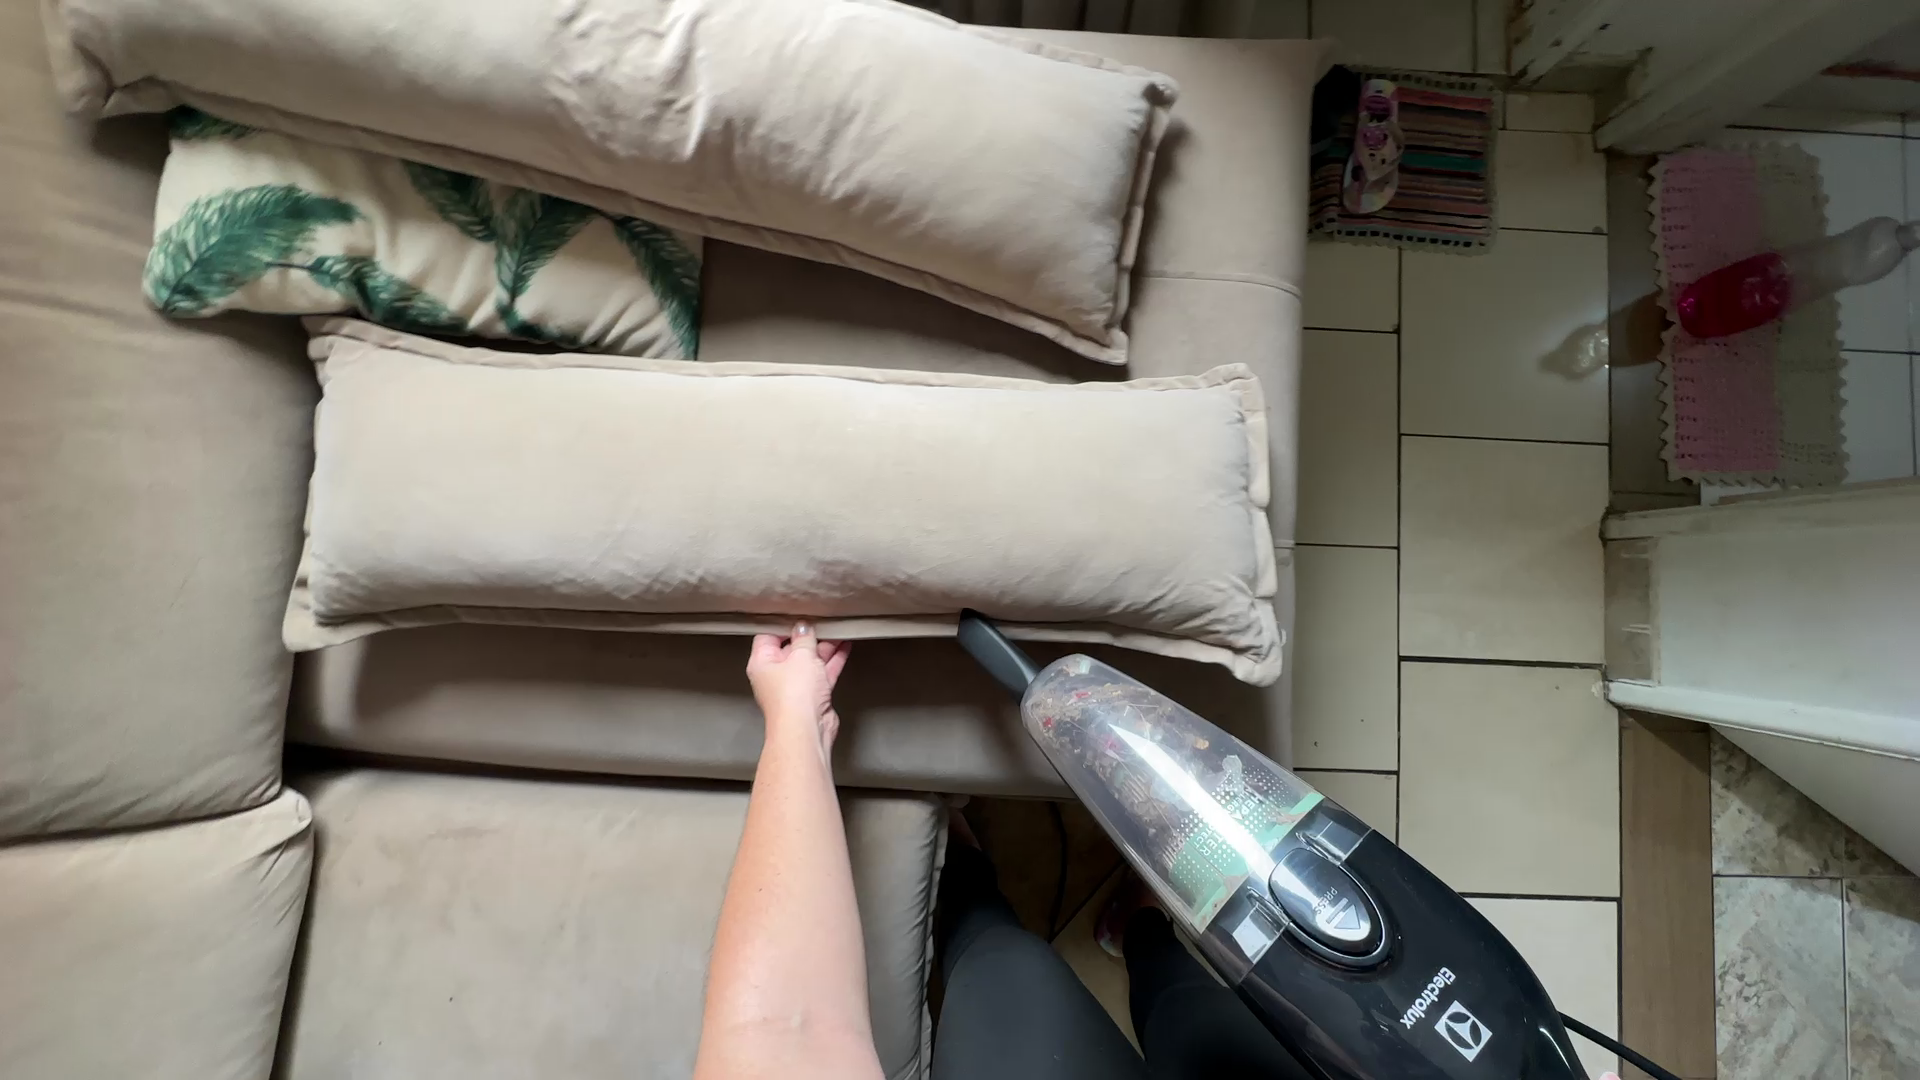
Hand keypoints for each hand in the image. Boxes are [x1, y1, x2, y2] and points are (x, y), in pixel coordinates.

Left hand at [747, 622, 851, 750]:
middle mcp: (776, 673)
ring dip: (826, 646)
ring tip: (840, 627)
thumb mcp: (801, 655)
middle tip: (825, 617)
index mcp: (762, 662)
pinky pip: (823, 672)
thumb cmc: (795, 689)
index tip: (799, 610)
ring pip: (811, 660)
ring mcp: (796, 685)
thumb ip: (804, 637)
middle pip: (792, 647)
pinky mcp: (814, 694)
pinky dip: (834, 660)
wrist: (807, 728)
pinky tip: (847, 645)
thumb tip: (803, 625)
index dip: (784, 623)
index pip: (768, 636)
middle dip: (809, 634)